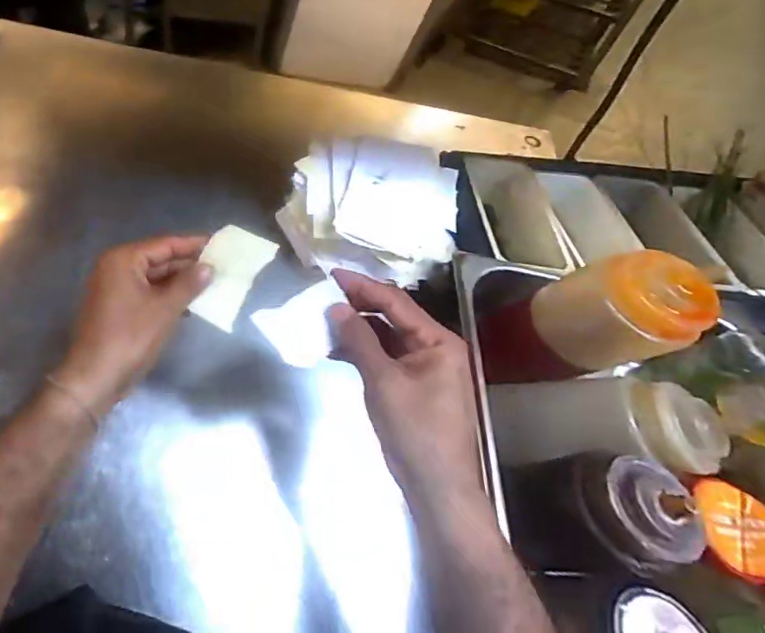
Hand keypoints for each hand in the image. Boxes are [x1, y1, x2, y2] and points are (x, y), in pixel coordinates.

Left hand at [51, 235, 210, 415]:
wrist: (94, 378)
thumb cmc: (129, 338)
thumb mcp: (164, 309)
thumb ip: (188, 284)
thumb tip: (208, 267)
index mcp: (123, 259)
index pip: (164, 244)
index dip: (191, 244)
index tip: (217, 243)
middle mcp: (115, 267)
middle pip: (158, 259)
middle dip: (187, 264)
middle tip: (218, 265)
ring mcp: (113, 287)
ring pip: (153, 277)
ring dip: (179, 282)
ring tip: (210, 283)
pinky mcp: (116, 306)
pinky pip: (146, 292)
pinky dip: (166, 296)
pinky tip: (189, 304)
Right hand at [329, 270, 486, 508]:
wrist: (439, 490)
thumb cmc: (415, 431)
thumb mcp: (383, 381)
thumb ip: (359, 339)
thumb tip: (336, 307)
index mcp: (439, 341)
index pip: (396, 301)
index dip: (363, 286)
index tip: (332, 274)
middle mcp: (437, 348)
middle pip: (393, 315)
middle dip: (360, 305)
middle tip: (326, 295)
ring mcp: (428, 368)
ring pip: (388, 336)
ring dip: (360, 328)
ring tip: (327, 322)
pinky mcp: (416, 386)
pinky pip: (388, 356)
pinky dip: (365, 351)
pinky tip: (339, 351)